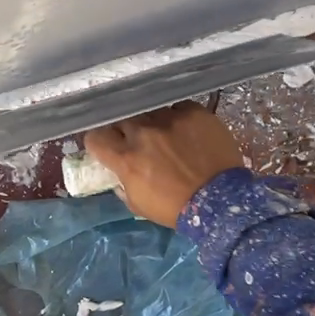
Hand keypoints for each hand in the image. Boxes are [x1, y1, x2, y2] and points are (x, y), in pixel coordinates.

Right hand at [83, 101, 245, 225]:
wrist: (219, 200)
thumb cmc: (175, 208)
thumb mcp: (138, 205)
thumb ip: (123, 185)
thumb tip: (119, 175)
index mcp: (126, 159)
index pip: (95, 137)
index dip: (97, 142)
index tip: (104, 146)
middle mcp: (143, 133)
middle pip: (121, 119)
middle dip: (123, 130)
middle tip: (134, 140)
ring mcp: (170, 119)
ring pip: (148, 111)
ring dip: (150, 122)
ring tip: (161, 134)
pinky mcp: (194, 112)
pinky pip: (176, 107)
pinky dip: (176, 117)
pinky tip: (183, 130)